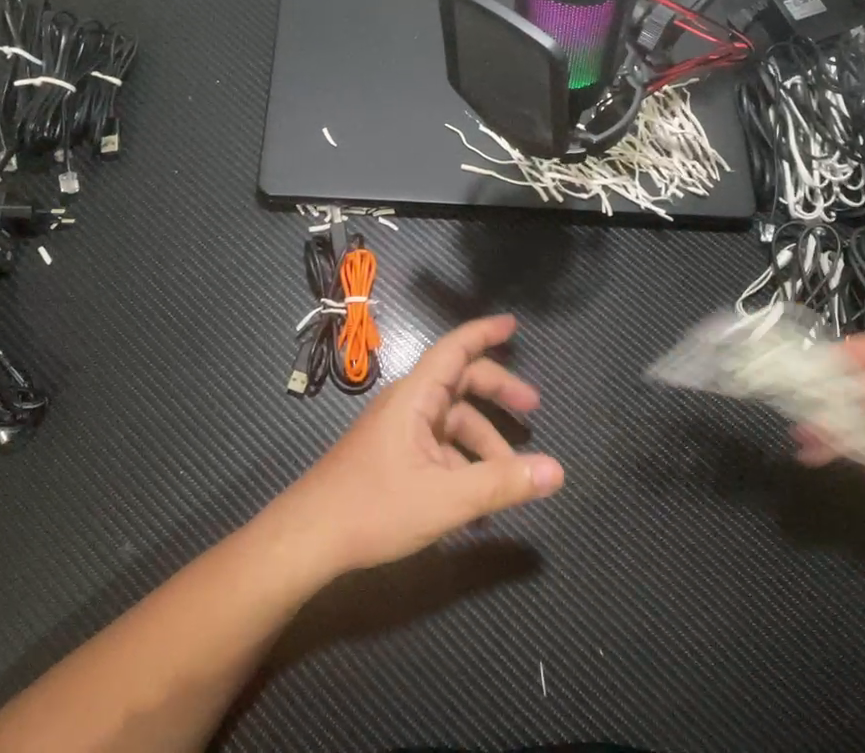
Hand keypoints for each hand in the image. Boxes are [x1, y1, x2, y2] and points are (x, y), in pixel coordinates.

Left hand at [265, 315, 564, 575]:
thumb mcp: (445, 499)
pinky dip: (462, 468)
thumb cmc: (372, 509)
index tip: (513, 324)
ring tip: (510, 482)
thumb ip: (502, 484)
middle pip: (458, 386)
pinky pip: (436, 451)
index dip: (484, 333)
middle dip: (497, 394)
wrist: (306, 540)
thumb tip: (558, 470)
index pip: (453, 350)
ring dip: (482, 446)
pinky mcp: (391, 460)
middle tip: (533, 408)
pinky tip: (476, 509)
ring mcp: (397, 434)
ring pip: (450, 425)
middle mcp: (406, 407)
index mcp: (414, 399)